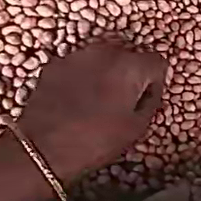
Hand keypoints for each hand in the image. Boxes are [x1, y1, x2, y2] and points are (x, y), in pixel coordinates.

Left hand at [15, 42, 165, 180]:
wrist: (42, 148)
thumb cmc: (97, 140)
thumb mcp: (137, 127)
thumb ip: (151, 101)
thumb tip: (150, 90)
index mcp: (130, 66)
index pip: (157, 62)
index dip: (156, 82)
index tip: (147, 99)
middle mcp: (104, 51)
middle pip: (130, 54)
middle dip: (132, 73)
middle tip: (125, 99)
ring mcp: (76, 55)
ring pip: (104, 57)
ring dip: (108, 72)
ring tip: (100, 100)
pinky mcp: (54, 64)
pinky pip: (80, 64)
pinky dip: (85, 76)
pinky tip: (79, 99)